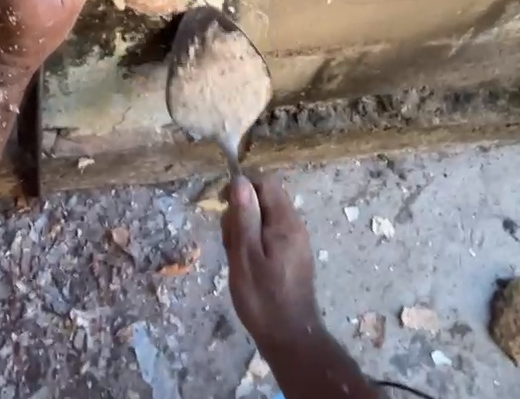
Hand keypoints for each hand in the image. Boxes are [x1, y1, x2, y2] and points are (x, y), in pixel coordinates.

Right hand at [223, 175, 322, 353]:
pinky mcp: (292, 255)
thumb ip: (244, 216)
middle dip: (242, 211)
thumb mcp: (246, 255)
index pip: (266, 182)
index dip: (243, 187)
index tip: (224, 204)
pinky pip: (270, 235)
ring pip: (265, 218)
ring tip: (236, 256)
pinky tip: (246, 265)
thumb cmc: (263, 298)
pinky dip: (254, 242)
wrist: (290, 339)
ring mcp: (295, 241)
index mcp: (285, 221)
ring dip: (246, 229)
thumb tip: (240, 180)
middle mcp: (295, 225)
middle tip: (229, 240)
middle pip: (265, 198)